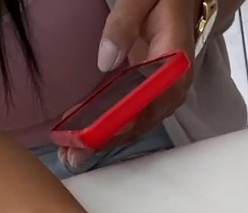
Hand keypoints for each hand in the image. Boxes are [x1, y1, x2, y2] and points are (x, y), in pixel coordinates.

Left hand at [58, 0, 215, 168]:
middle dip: (104, 140)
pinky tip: (81, 139)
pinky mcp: (150, 98)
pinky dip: (105, 130)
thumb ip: (123, 23)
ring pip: (132, 127)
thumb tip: (106, 61)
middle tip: (73, 153)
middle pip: (138, 123)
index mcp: (175, 63)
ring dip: (102, 142)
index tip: (97, 135)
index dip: (123, 122)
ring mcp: (162, 96)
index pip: (149, 101)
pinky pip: (128, 119)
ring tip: (71, 154)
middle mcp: (172, 87)